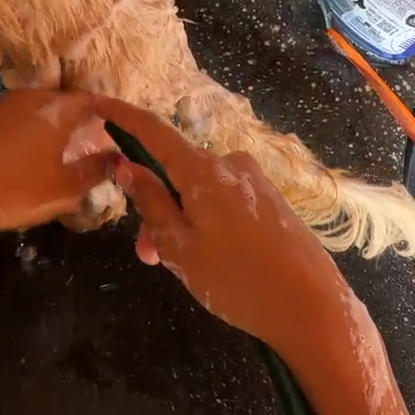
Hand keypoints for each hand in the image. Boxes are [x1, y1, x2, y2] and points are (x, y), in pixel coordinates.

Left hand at [0, 90, 116, 234]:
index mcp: (55, 109)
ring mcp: (2, 106)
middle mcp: (30, 98)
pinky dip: (28, 132)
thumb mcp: (64, 188)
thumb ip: (93, 171)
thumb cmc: (16, 188)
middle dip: (78, 120)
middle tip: (91, 141)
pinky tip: (27, 155)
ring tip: (61, 150)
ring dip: (51, 126)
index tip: (116, 129)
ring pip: (37, 110)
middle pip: (62, 102)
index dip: (105, 114)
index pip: (89, 101)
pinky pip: (16, 119)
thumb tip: (114, 158)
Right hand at [93, 95, 341, 343]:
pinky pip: (224, 199)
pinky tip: (215, 259)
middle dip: (155, 203)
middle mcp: (229, 164)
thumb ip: (151, 203)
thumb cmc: (239, 282)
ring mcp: (255, 180)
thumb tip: (128, 167)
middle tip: (147, 253)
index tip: (97, 104)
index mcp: (203, 170)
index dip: (122, 116)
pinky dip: (206, 220)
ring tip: (181, 266)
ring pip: (199, 190)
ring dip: (181, 218)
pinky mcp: (272, 200)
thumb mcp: (180, 248)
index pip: (152, 130)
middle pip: (176, 170)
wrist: (317, 310)